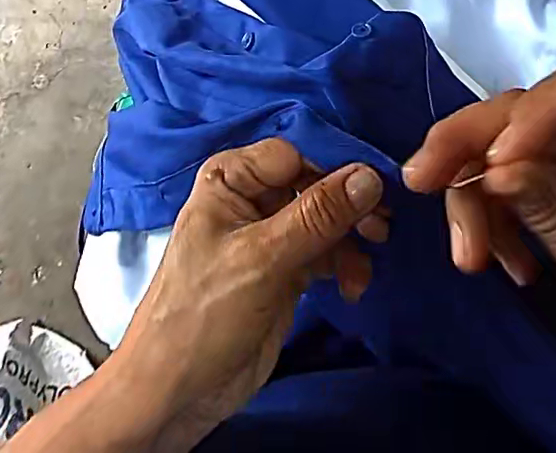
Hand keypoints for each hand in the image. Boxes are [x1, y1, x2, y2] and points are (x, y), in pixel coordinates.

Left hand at [7, 138, 385, 452]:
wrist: (173, 401)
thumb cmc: (200, 318)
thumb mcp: (262, 259)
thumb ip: (318, 215)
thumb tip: (370, 176)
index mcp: (232, 178)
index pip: (298, 153)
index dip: (337, 167)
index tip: (377, 183)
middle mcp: (253, 196)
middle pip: (318, 183)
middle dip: (351, 205)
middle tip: (382, 224)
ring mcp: (272, 232)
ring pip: (329, 216)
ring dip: (353, 236)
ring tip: (371, 256)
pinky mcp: (287, 265)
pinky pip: (328, 248)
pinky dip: (345, 262)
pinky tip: (353, 284)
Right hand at [403, 58, 555, 452]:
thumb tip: (498, 166)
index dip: (535, 111)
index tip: (492, 167)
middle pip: (542, 106)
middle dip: (477, 137)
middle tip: (422, 179)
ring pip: (521, 138)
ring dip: (476, 183)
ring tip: (467, 252)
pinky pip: (521, 174)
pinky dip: (493, 207)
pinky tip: (494, 256)